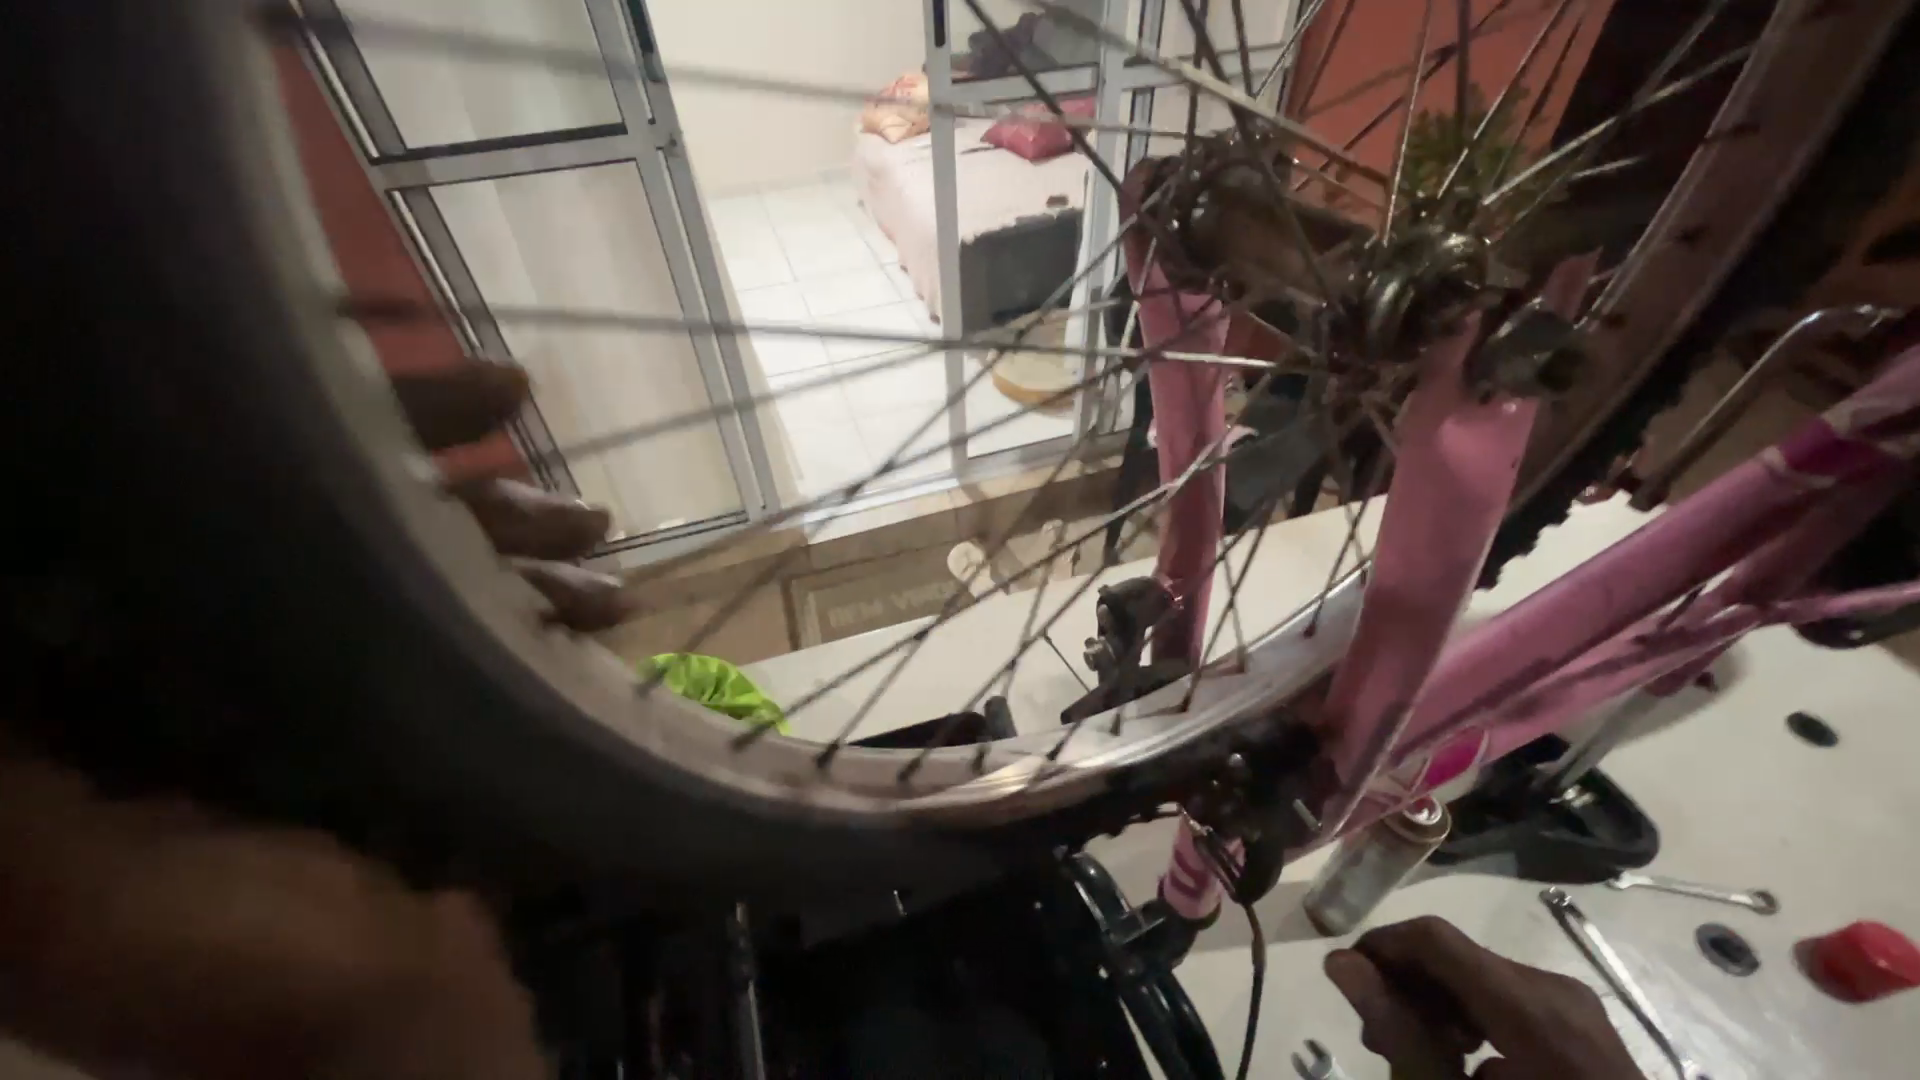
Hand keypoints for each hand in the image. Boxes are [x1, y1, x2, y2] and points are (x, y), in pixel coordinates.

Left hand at [0, 356, 624, 1079]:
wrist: (392, 1021)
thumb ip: (22, 769)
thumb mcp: (76, 885)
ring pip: (436, 566)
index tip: (376, 381)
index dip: (297, 442)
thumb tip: (22, 589)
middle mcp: (252, 649)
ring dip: (520, 538)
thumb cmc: (236, 964)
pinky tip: (609, 597)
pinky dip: (547, 602)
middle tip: (519, 412)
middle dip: (438, 473)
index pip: (213, 516)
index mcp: (151, 672)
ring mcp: (359, 672)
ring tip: (596, 528)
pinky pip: (493, 625)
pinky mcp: (440, 702)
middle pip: (342, 520)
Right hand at [1324, 916, 1643, 1079]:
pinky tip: (1462, 1063)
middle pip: (1456, 958)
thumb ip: (1400, 1032)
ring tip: (1416, 1054)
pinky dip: (1471, 1018)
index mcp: (1535, 1011)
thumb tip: (1339, 961)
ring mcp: (1577, 1009)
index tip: (1347, 985)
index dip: (1379, 948)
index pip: (1435, 939)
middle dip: (1405, 987)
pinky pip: (1508, 998)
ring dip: (1434, 1004)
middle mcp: (1559, 992)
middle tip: (1379, 1041)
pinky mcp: (1584, 1026)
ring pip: (1478, 977)